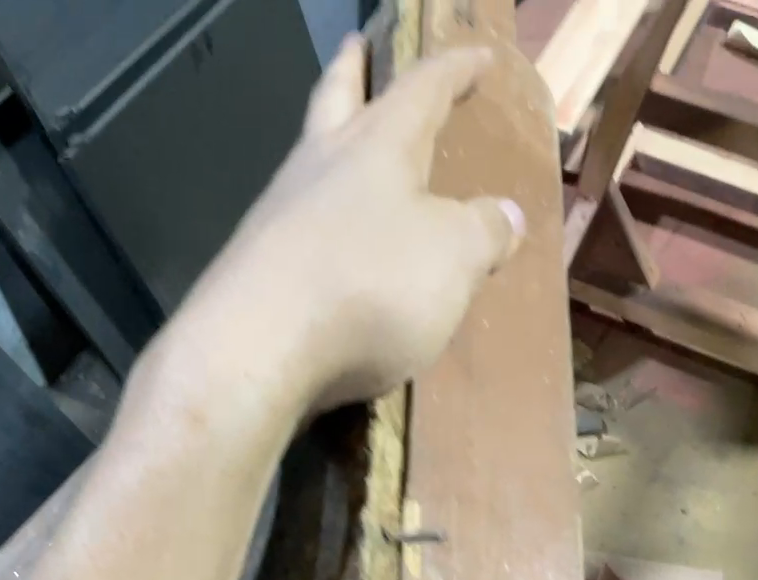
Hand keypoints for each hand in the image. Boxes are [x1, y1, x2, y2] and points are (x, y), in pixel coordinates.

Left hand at [179, 35, 524, 413]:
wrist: (255, 353)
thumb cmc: (369, 288)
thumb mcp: (453, 258)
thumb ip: (484, 232)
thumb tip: (506, 216)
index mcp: (376, 147)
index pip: (422, 88)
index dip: (455, 69)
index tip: (479, 57)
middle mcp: (318, 169)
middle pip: (335, 100)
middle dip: (352, 72)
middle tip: (355, 47)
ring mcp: (275, 219)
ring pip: (305, 164)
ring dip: (324, 147)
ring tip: (341, 152)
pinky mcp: (252, 271)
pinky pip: (292, 230)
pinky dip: (313, 223)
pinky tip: (322, 247)